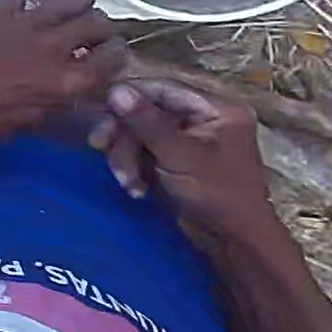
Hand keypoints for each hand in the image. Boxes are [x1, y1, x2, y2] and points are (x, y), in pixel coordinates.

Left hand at [0, 0, 126, 142]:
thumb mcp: (39, 120)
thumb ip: (70, 102)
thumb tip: (90, 88)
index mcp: (69, 82)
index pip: (115, 56)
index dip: (114, 54)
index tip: (105, 54)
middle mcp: (56, 48)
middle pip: (99, 23)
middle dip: (99, 28)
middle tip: (85, 33)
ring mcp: (28, 25)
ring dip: (78, 2)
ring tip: (68, 9)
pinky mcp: (1, 10)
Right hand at [89, 78, 276, 237]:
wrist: (232, 242)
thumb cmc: (215, 196)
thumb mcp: (178, 156)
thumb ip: (146, 122)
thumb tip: (115, 89)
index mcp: (215, 110)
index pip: (162, 89)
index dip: (128, 98)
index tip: (99, 114)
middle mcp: (201, 119)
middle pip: (144, 113)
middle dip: (124, 138)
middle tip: (99, 148)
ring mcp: (186, 140)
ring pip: (137, 134)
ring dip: (125, 158)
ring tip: (127, 182)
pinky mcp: (172, 159)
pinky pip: (140, 152)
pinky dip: (132, 168)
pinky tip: (135, 187)